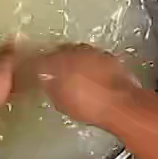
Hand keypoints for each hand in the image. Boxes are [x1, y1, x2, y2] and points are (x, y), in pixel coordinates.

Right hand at [27, 45, 142, 127]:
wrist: (122, 105)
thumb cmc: (89, 107)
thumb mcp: (61, 102)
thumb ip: (51, 87)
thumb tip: (45, 79)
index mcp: (58, 61)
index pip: (40, 59)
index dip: (36, 66)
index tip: (35, 72)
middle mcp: (75, 51)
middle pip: (59, 52)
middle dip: (55, 60)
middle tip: (53, 73)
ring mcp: (93, 52)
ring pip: (77, 52)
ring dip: (73, 60)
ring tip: (73, 74)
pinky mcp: (108, 57)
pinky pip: (93, 58)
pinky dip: (89, 64)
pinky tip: (91, 75)